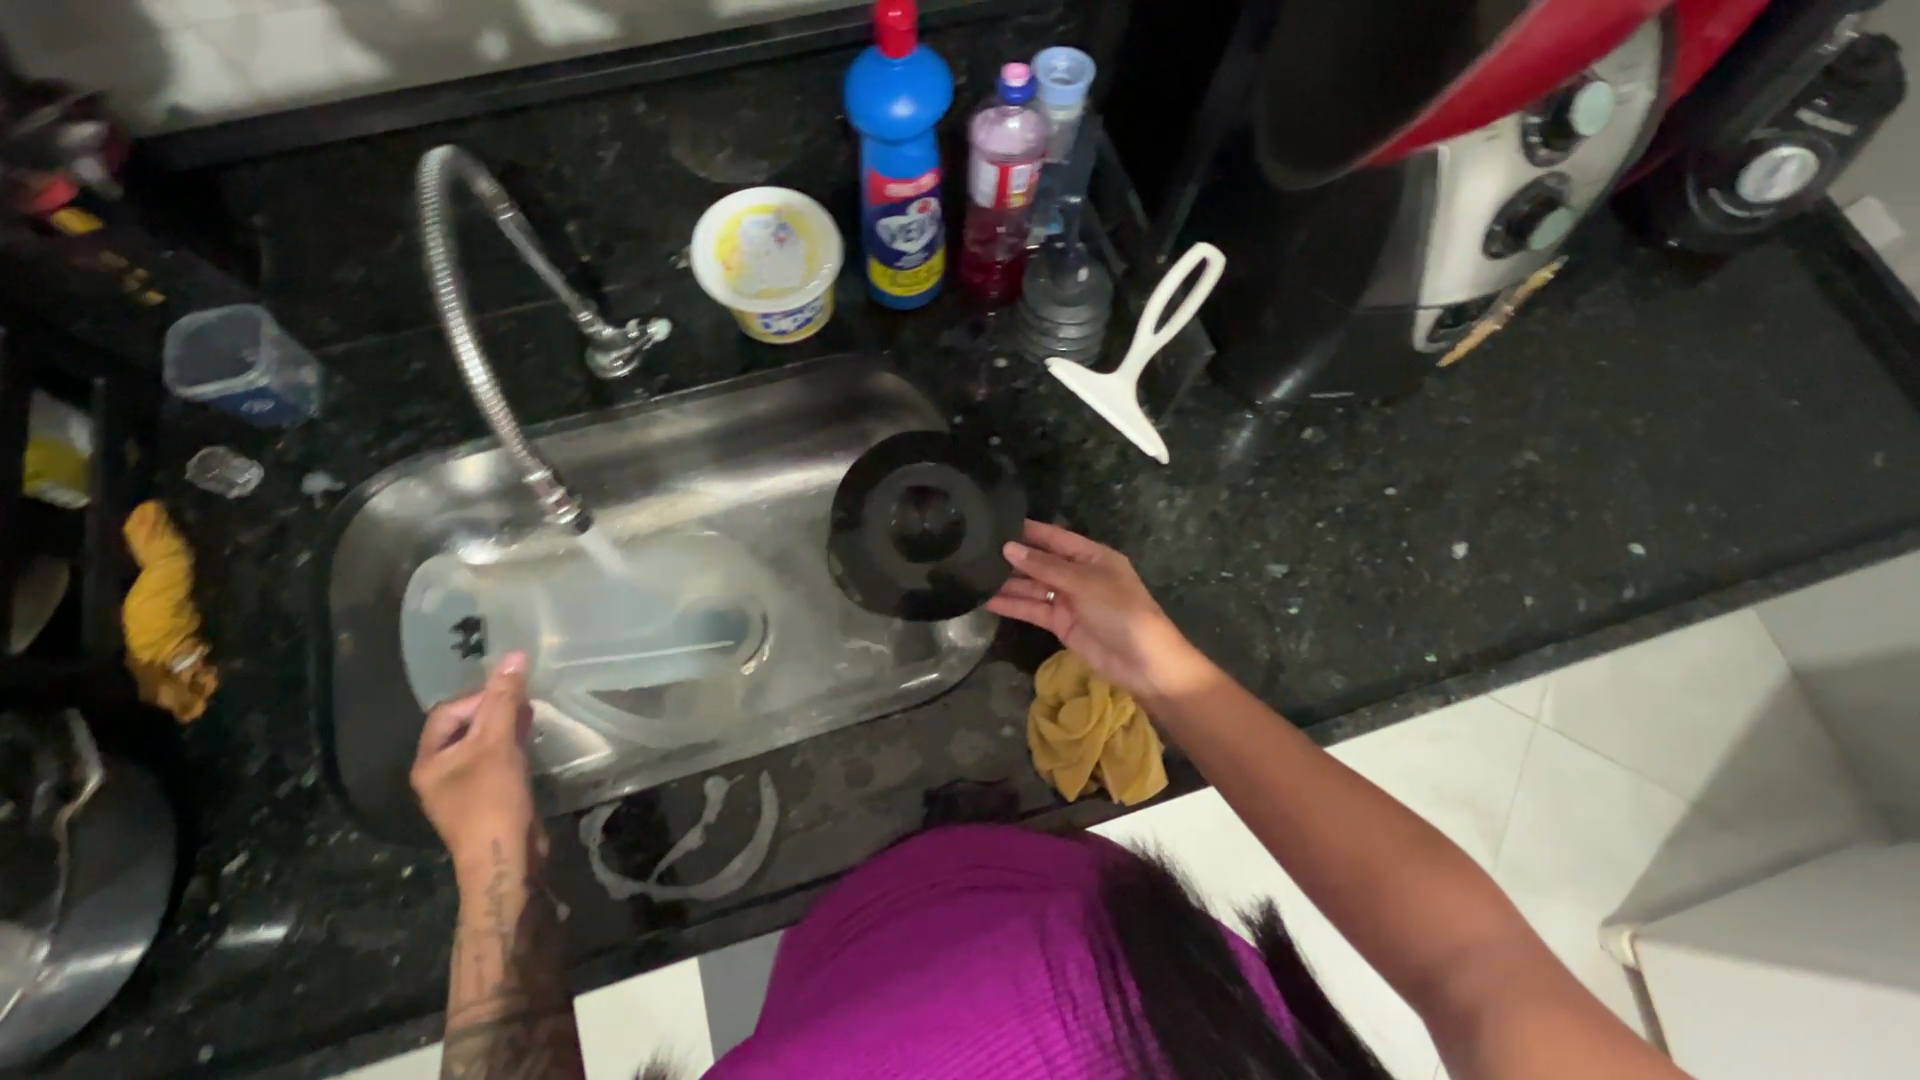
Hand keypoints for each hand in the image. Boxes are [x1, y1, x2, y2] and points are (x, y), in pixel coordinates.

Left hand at [411, 652, 541, 875]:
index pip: (449, 712)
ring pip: (483, 747)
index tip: (512, 695)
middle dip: (494, 711)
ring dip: (506, 729)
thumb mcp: (497, 744)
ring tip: (532, 719)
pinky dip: (512, 750)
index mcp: (428, 762)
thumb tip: (514, 656)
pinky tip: (531, 746)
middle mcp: (440, 775)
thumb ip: (504, 700)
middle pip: (465, 729)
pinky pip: (496, 765)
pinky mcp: (487, 801)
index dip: (479, 697)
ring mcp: (463, 790)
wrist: (505, 858)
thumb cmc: (491, 800)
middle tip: (526, 702)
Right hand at [986, 520, 1213, 703]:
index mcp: (1092, 556)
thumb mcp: (1084, 583)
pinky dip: (1013, 605)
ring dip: (1008, 583)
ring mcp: (1069, 600)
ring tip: (973, 574)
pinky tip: (988, 599)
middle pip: (1041, 562)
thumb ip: (1045, 566)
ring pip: (1033, 587)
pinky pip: (1033, 609)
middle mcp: (1078, 574)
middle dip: (1013, 558)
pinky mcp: (1061, 624)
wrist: (1143, 662)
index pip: (1054, 537)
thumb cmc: (1121, 612)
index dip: (1028, 531)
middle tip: (975, 551)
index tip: (995, 524)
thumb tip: (1009, 548)